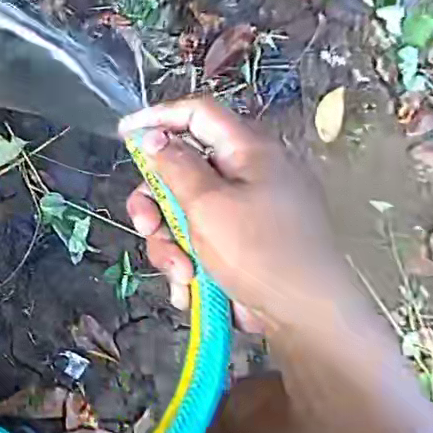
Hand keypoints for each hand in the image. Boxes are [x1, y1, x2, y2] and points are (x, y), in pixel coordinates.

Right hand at [120, 97, 348, 332]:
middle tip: (145, 227)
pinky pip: (199, 240)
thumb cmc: (259, 253)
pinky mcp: (240, 243)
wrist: (307, 318)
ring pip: (183, 212)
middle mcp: (247, 174)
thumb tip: (153, 137)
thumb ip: (175, 166)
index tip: (124, 133)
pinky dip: (188, 262)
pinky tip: (190, 289)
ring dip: (170, 244)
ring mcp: (244, 211)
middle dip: (156, 203)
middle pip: (181, 170)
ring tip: (182, 275)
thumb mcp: (208, 205)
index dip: (158, 117)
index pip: (198, 113)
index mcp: (248, 151)